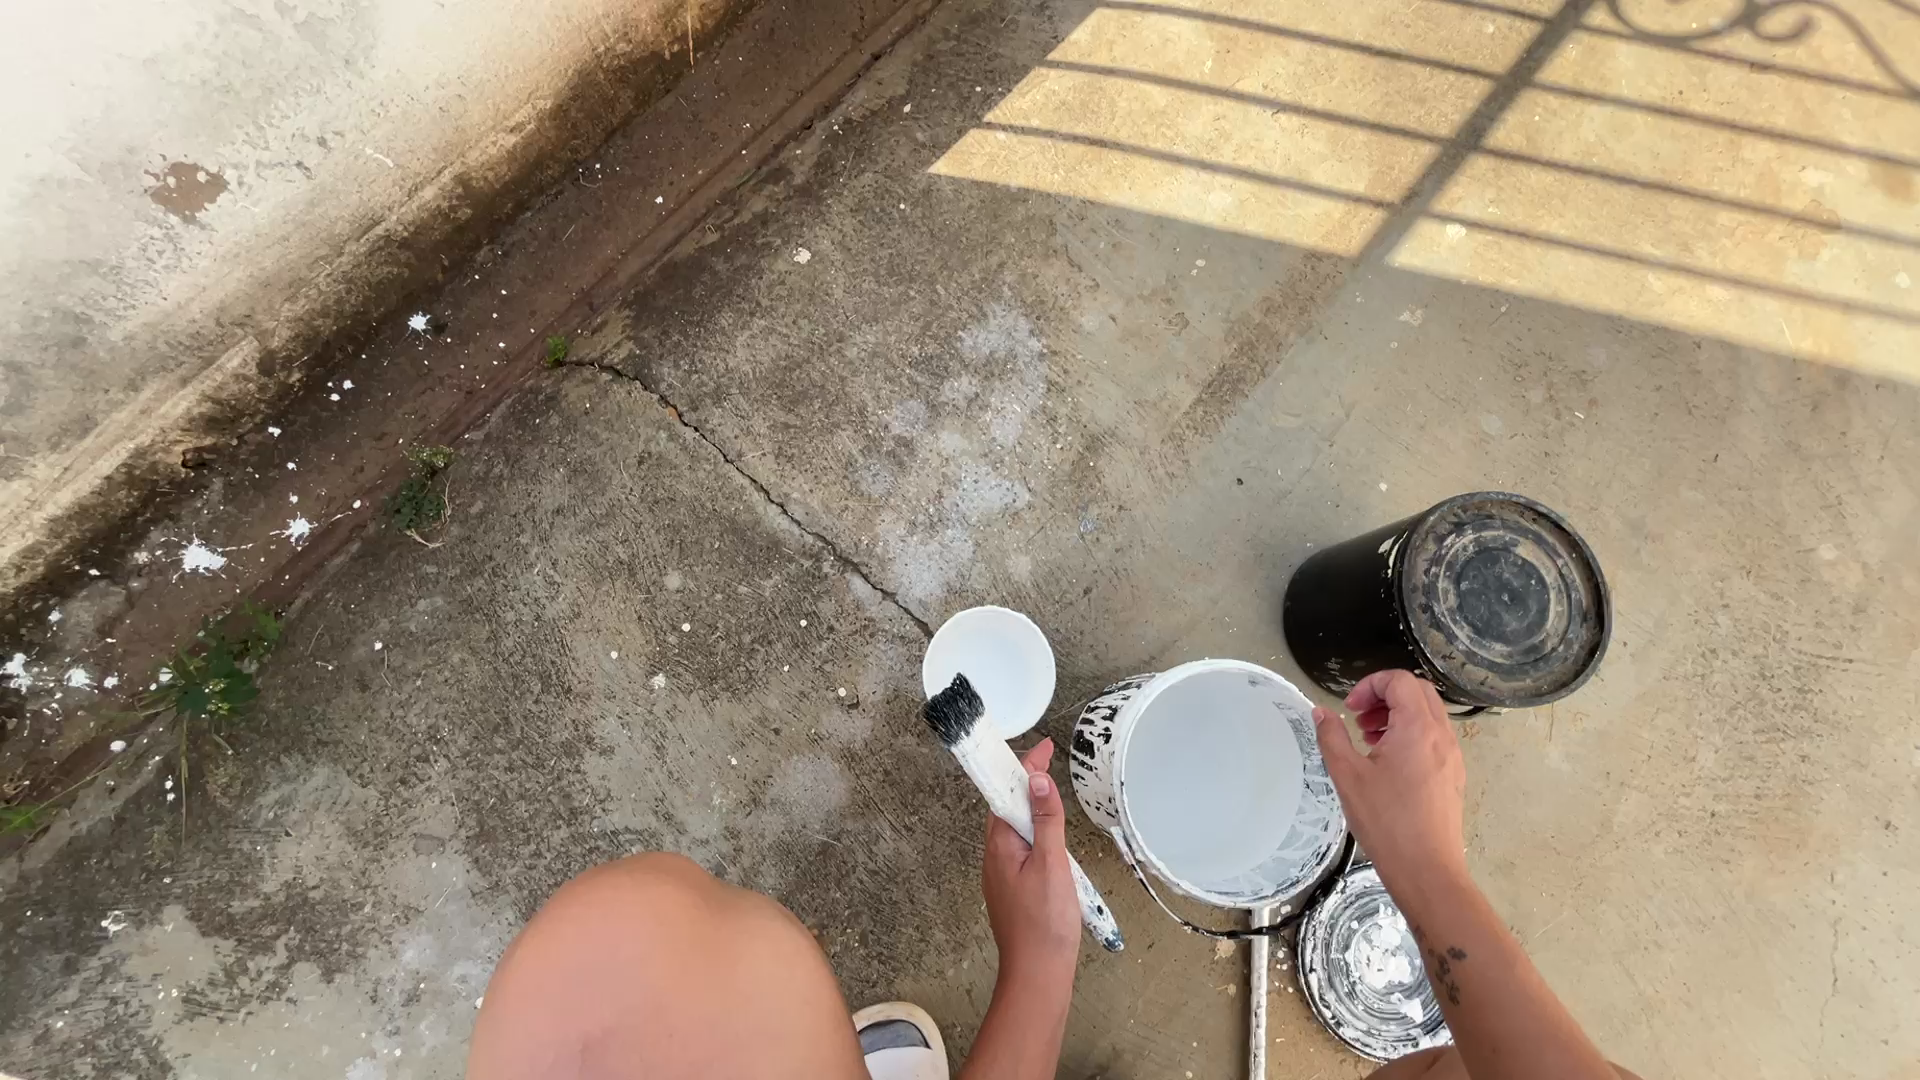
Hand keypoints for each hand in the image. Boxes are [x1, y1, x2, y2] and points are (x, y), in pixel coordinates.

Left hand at [981, 738, 1080, 989]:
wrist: (1038, 975)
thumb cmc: (1046, 924)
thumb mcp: (1052, 864)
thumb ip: (1045, 820)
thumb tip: (1037, 779)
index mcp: (1000, 843)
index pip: (1007, 790)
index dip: (1024, 766)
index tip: (1044, 747)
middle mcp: (995, 854)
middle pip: (1007, 805)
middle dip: (1025, 780)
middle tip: (1047, 761)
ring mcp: (1001, 871)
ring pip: (1014, 826)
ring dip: (1029, 805)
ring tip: (1048, 790)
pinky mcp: (1011, 886)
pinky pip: (1019, 846)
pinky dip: (1033, 830)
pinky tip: (1048, 835)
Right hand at [1313, 670, 1469, 894]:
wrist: (1426, 870)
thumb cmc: (1385, 820)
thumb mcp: (1346, 774)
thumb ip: (1331, 736)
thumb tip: (1321, 713)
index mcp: (1417, 729)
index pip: (1400, 680)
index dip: (1370, 685)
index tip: (1348, 708)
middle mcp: (1441, 737)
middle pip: (1418, 691)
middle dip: (1384, 694)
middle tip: (1357, 716)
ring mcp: (1452, 756)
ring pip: (1428, 713)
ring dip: (1396, 714)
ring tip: (1368, 738)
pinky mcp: (1453, 775)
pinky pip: (1433, 737)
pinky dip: (1409, 733)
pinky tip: (1385, 761)